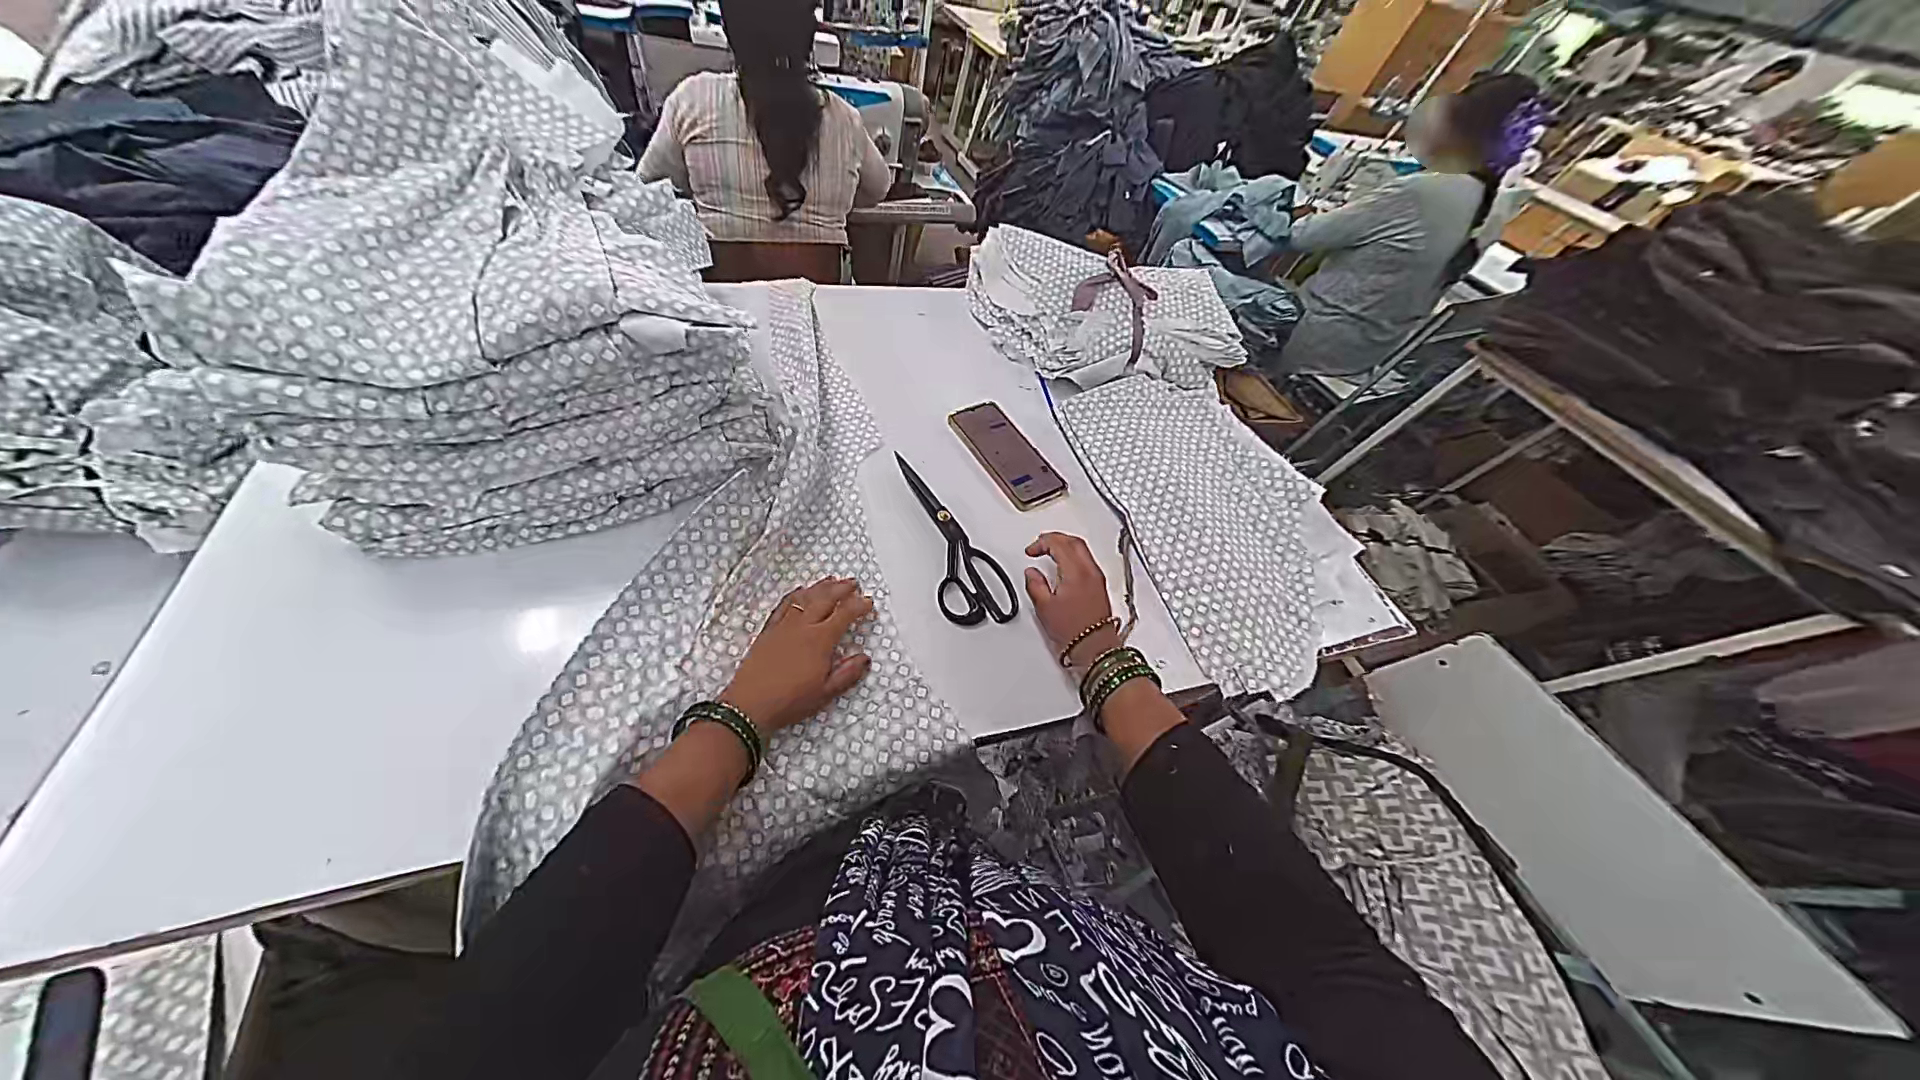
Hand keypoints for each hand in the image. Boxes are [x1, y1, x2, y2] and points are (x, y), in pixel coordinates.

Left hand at [719, 577, 873, 735]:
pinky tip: (800, 591)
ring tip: (831, 580)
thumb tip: (864, 659)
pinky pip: (784, 605)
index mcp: (820, 641)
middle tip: (853, 584)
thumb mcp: (826, 693)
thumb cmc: (788, 701)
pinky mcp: (768, 631)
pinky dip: (795, 595)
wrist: (749, 706)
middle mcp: (802, 628)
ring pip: (805, 598)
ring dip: (821, 587)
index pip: (845, 614)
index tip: (868, 603)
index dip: (859, 606)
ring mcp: (783, 627)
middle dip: (842, 589)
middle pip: (826, 599)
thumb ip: (848, 674)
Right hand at [1023, 532, 1121, 671]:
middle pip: (1074, 542)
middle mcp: (1090, 571)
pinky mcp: (1100, 587)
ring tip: (1049, 552)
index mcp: (1076, 572)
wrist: (1095, 648)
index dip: (1042, 542)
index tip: (1031, 550)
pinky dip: (1073, 556)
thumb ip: (1035, 585)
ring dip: (1065, 546)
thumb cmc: (1075, 631)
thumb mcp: (1044, 607)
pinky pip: (1086, 561)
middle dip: (1055, 538)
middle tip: (1039, 544)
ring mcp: (1097, 579)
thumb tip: (1032, 573)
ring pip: (1082, 549)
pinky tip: (1063, 565)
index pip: (1059, 543)